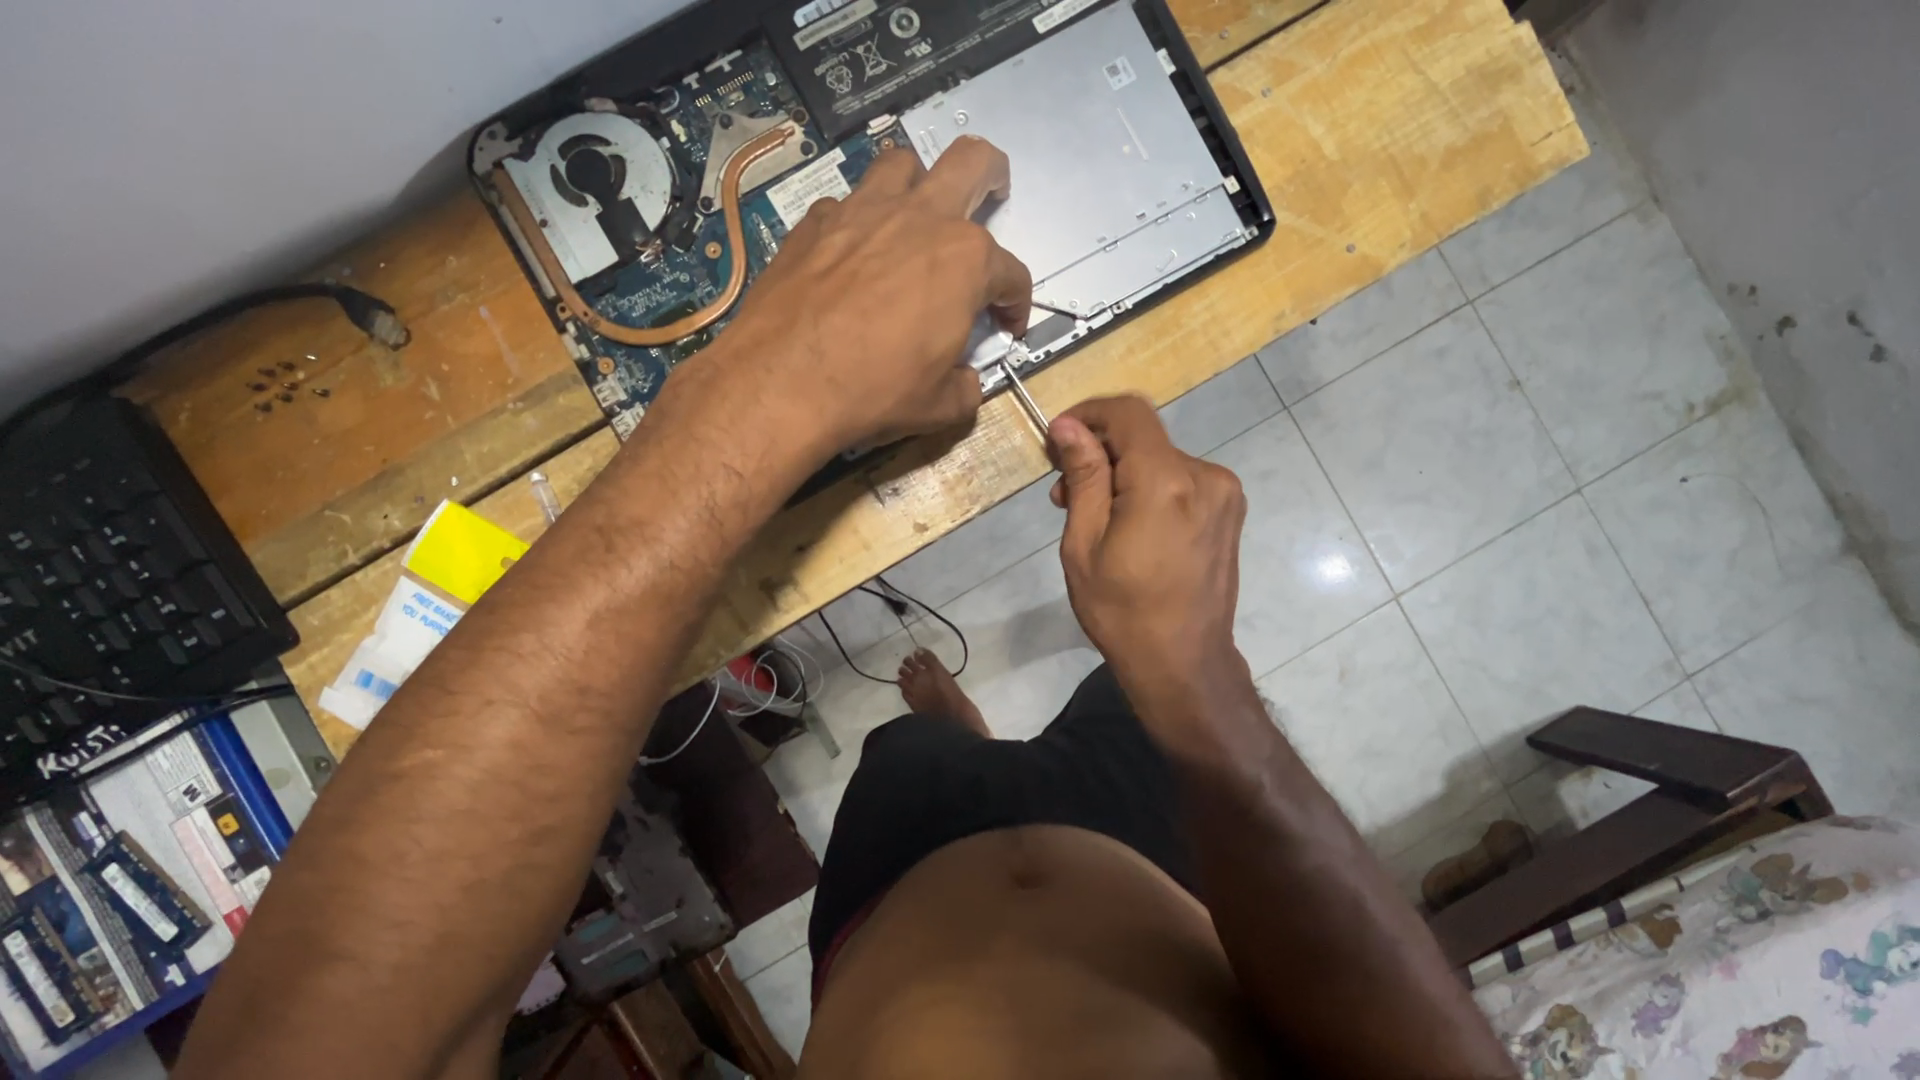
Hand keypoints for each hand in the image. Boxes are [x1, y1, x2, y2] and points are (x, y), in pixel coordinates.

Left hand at [712, 137, 1031, 449]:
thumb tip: (964, 381)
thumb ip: (965, 387)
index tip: (1007, 326)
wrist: (780, 383)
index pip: (1011, 273)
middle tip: (993, 192)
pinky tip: (851, 254)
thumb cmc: (873, 392)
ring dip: (918, 183)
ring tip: (916, 214)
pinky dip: (858, 223)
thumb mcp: (939, 406)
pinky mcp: (814, 222)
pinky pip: (846, 205)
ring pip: (902, 164)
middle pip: (971, 162)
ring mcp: (862, 211)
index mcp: (966, 261)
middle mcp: (920, 218)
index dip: (1017, 303)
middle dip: (992, 174)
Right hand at [1049, 396, 1249, 718]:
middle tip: (1062, 492)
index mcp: (1166, 482)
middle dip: (1099, 452)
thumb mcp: (1084, 544)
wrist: (1183, 663)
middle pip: (1143, 438)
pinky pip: (1179, 480)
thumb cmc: (1122, 611)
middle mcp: (1205, 476)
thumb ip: (1084, 477)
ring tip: (1090, 515)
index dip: (1088, 414)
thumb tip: (1069, 426)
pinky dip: (1147, 488)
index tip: (1058, 438)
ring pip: (1160, 459)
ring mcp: (1223, 494)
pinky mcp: (1228, 511)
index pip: (1129, 414)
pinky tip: (1126, 523)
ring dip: (1122, 473)